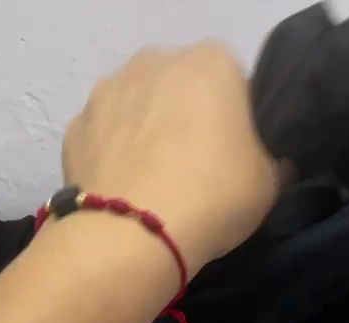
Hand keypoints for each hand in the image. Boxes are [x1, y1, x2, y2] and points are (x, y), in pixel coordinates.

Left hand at [63, 44, 276, 273]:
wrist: (133, 236)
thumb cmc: (212, 199)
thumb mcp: (267, 187)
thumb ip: (273, 164)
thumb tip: (274, 163)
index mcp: (212, 62)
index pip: (234, 85)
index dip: (237, 124)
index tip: (235, 160)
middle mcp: (155, 60)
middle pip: (179, 90)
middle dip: (186, 123)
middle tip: (195, 176)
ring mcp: (107, 91)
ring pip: (136, 110)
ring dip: (145, 137)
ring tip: (154, 189)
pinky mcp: (75, 129)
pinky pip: (103, 140)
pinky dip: (111, 160)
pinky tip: (124, 195)